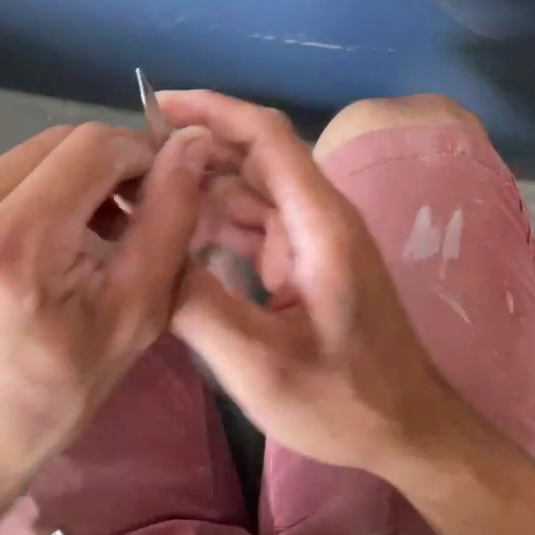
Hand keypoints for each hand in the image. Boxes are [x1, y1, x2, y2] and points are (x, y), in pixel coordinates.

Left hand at [0, 121, 212, 488]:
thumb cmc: (49, 394)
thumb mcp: (133, 316)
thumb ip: (167, 220)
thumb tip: (193, 143)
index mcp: (11, 247)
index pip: (94, 146)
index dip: (137, 157)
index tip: (154, 193)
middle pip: (55, 143)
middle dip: (100, 170)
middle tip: (118, 220)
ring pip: (20, 156)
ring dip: (57, 184)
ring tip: (68, 240)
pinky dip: (15, 197)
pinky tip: (20, 246)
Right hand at [161, 90, 464, 472]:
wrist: (407, 431)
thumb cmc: (344, 401)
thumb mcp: (261, 365)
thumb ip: (199, 307)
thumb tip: (147, 255)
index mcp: (319, 222)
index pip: (267, 137)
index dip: (214, 110)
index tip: (156, 103)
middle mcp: (319, 216)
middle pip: (254, 158)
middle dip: (195, 150)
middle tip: (128, 161)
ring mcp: (314, 239)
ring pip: (251, 193)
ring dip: (201, 189)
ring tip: (138, 196)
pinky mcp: (307, 263)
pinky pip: (256, 227)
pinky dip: (216, 224)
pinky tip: (175, 237)